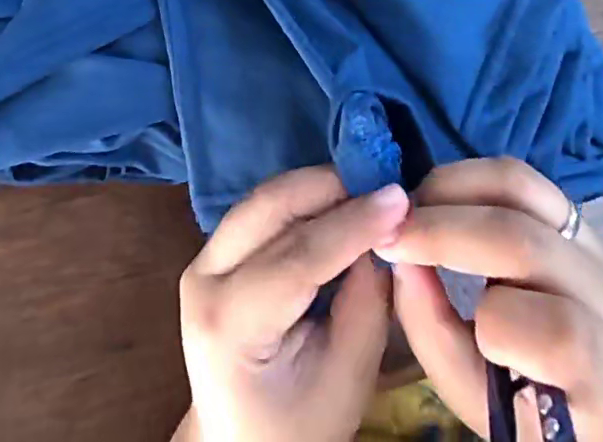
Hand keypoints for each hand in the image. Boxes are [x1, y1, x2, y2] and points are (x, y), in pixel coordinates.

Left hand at [174, 166, 410, 441]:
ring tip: (369, 192)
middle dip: (332, 187)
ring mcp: (202, 258)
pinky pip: (263, 208)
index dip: (352, 221)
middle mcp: (203, 277)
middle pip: (270, 207)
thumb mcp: (346, 378)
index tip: (400, 197)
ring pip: (266, 198)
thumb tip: (386, 231)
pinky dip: (305, 198)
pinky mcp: (213, 249)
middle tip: (386, 186)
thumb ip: (366, 300)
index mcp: (228, 322)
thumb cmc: (296, 424)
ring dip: (319, 187)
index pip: (296, 256)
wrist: (240, 439)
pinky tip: (340, 201)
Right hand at [378, 158, 602, 441]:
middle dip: (443, 227)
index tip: (431, 307)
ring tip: (415, 211)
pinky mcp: (584, 223)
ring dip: (452, 186)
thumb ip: (440, 339)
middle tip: (390, 232)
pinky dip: (471, 182)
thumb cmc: (550, 430)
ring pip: (525, 186)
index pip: (563, 333)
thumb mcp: (491, 414)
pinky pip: (524, 181)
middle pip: (528, 238)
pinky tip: (446, 205)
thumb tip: (399, 260)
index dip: (490, 314)